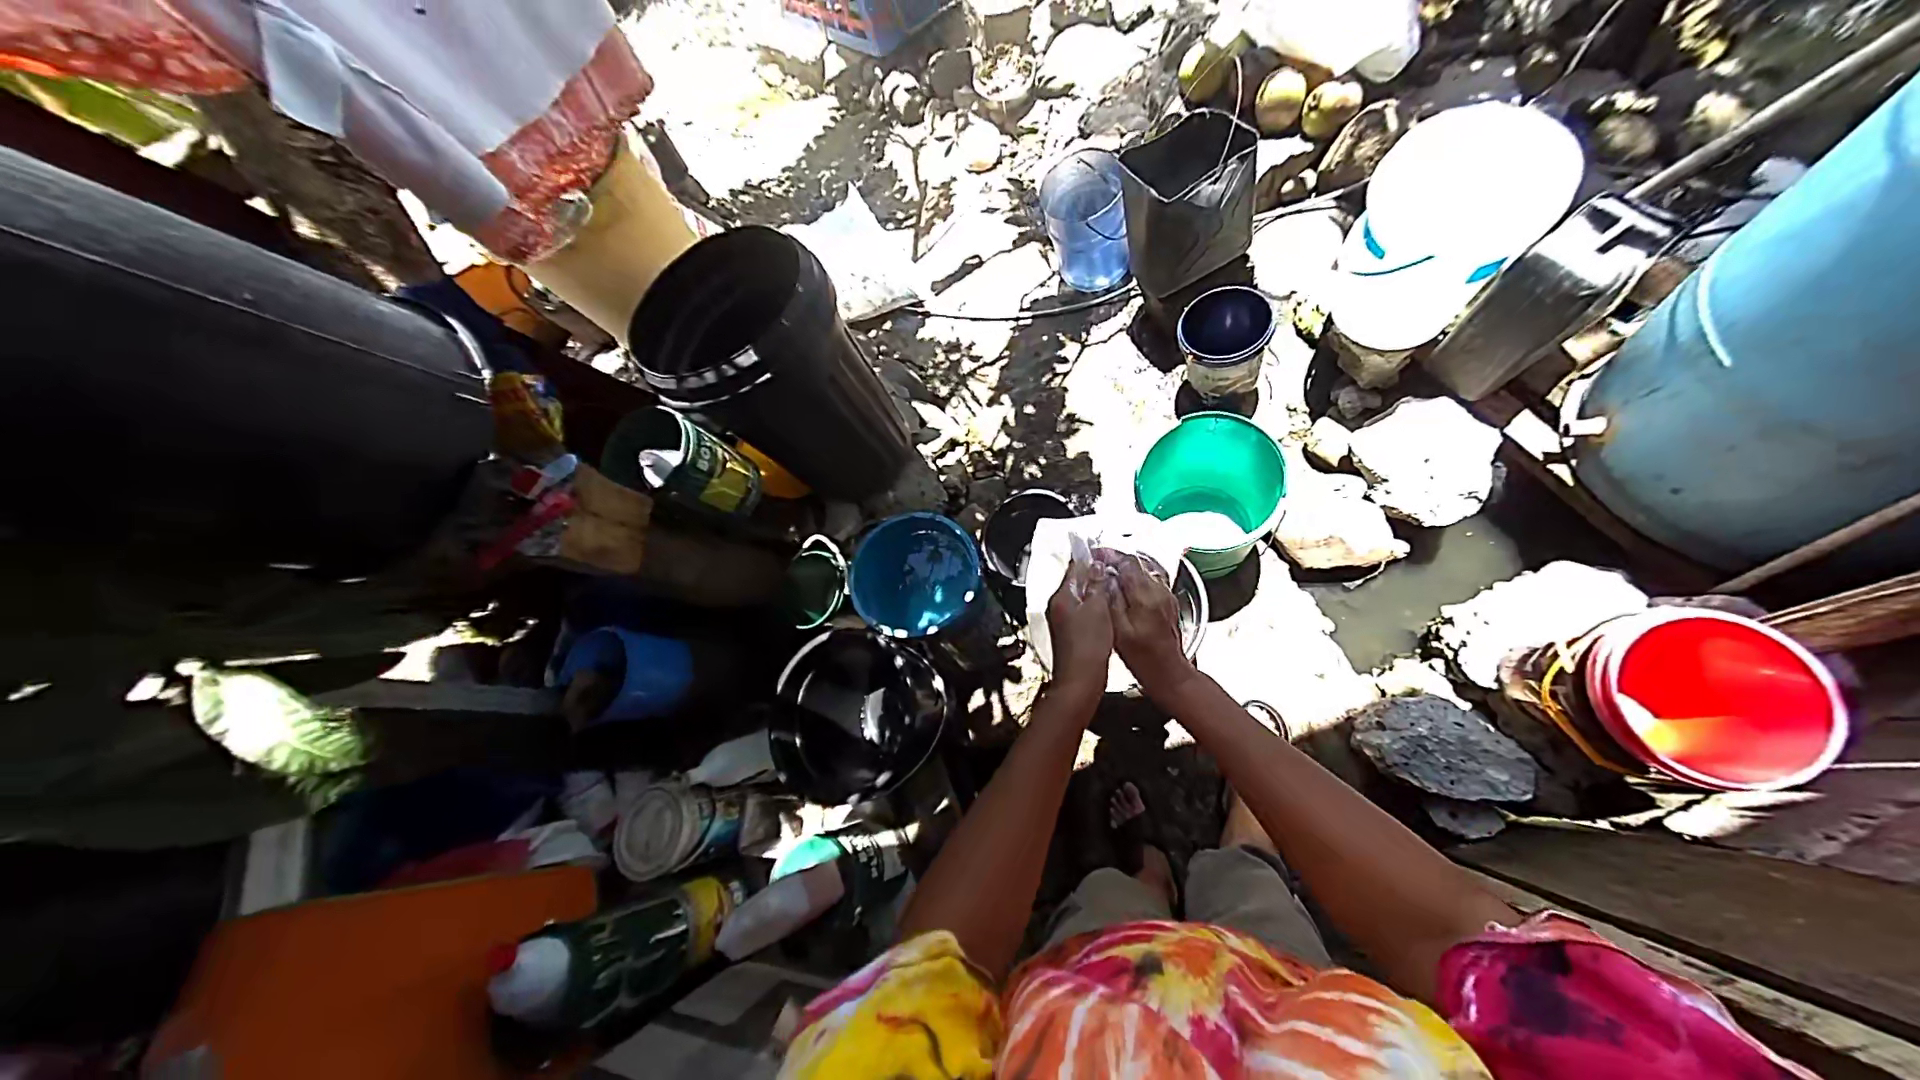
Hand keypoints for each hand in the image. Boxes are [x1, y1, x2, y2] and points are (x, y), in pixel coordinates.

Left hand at [1046, 560, 1112, 695]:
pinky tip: (1107, 610)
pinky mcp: (1071, 633)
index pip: (1073, 568)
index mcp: (1061, 597)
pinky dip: (1094, 608)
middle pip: (1075, 583)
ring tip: (1112, 587)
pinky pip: (1083, 613)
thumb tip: (1097, 566)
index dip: (1089, 559)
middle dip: (1093, 575)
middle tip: (1112, 569)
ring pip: (1080, 598)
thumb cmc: (1088, 646)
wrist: (1081, 679)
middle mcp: (1057, 607)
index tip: (1102, 552)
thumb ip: (1097, 586)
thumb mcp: (1098, 609)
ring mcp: (1062, 620)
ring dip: (1095, 592)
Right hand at [1111, 557, 1194, 699]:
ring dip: (1125, 572)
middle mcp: (1159, 592)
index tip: (1094, 555)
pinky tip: (1124, 594)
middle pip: (1135, 564)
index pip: (1127, 562)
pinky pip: (1149, 584)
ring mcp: (1166, 597)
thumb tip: (1103, 578)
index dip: (1108, 556)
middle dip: (1115, 562)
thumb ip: (1110, 600)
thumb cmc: (1144, 658)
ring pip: (1142, 573)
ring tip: (1108, 579)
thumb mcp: (1118, 630)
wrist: (1168, 673)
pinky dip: (1134, 583)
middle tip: (1097, 565)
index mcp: (1146, 596)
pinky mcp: (1168, 603)